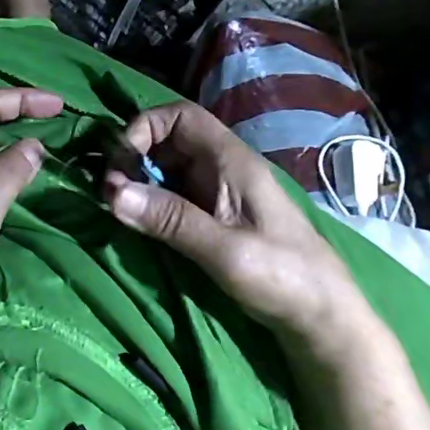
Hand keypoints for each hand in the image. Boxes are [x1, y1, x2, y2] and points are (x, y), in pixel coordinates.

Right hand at [104, 101, 361, 341]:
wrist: (320, 313)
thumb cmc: (282, 275)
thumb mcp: (225, 250)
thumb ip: (170, 220)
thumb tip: (112, 192)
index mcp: (231, 162)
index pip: (181, 116)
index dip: (144, 128)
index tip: (120, 163)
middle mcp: (222, 170)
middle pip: (168, 143)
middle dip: (133, 160)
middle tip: (109, 195)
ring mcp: (218, 195)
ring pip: (167, 172)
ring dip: (138, 185)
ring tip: (116, 210)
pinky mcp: (214, 220)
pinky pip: (174, 199)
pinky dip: (151, 206)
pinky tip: (138, 225)